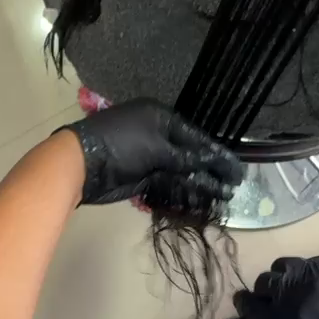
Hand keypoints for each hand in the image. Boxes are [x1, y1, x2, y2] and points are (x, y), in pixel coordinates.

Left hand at [59, 99, 242, 209]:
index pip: (196, 136)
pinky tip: (200, 200)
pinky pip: (168, 183)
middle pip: (190, 155)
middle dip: (211, 170)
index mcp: (160, 118)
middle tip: (234, 185)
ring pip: (181, 172)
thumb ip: (186, 156)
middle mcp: (157, 135)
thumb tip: (211, 160)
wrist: (83, 164)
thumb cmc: (121, 145)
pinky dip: (182, 191)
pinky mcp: (142, 177)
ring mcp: (149, 157)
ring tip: (222, 196)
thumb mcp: (157, 148)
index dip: (216, 154)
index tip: (235, 169)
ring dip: (200, 184)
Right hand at [235, 255, 318, 318]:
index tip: (246, 309)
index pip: (255, 308)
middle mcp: (302, 287)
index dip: (247, 309)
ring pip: (285, 266)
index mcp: (295, 317)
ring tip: (293, 290)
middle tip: (270, 302)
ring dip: (283, 278)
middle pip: (266, 282)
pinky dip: (306, 273)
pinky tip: (318, 286)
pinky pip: (310, 262)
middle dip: (264, 293)